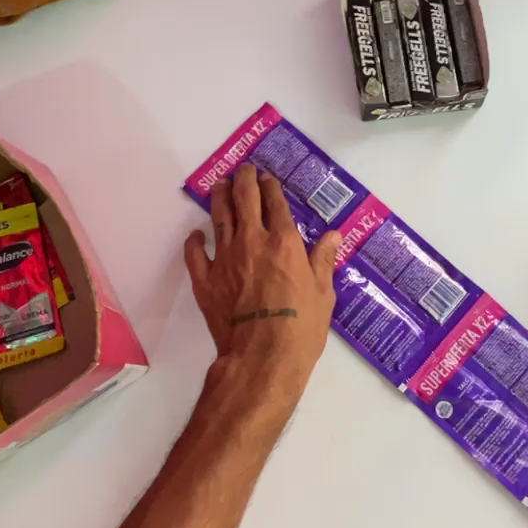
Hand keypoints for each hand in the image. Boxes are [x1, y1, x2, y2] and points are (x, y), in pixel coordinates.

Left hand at [183, 164, 340, 404]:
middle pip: (244, 199)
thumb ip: (324, 260)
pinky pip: (195, 253)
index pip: (276, 203)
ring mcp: (225, 258)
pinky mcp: (205, 279)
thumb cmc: (301, 327)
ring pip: (219, 216)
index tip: (268, 178)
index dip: (272, 187)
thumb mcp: (324, 293)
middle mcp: (252, 241)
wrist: (262, 357)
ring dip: (220, 197)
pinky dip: (194, 240)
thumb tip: (332, 235)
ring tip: (220, 185)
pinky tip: (196, 234)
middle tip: (244, 170)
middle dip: (244, 180)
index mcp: (284, 242)